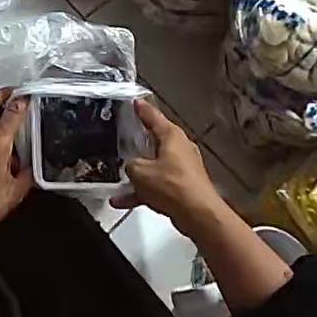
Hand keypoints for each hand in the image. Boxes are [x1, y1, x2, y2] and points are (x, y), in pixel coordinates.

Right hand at [113, 100, 222, 229]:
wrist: (198, 214)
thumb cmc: (171, 186)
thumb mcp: (140, 172)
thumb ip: (130, 165)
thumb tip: (131, 168)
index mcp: (171, 136)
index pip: (153, 115)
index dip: (141, 108)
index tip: (134, 101)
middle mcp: (179, 148)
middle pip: (154, 140)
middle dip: (137, 141)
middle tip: (121, 136)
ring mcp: (182, 167)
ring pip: (154, 165)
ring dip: (137, 173)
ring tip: (117, 177)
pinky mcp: (182, 186)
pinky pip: (157, 184)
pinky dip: (142, 190)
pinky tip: (121, 201)